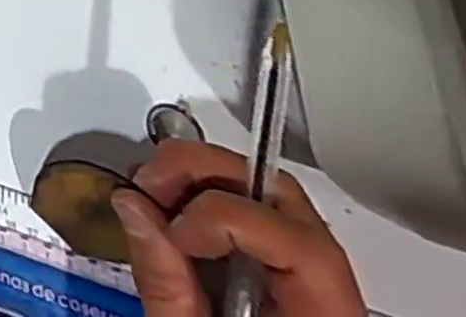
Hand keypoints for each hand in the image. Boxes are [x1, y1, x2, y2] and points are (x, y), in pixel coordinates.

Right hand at [110, 140, 364, 316]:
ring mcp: (312, 276)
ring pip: (261, 189)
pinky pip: (247, 207)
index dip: (226, 217)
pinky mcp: (280, 269)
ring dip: (197, 178)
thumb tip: (132, 204)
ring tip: (153, 198)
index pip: (298, 244)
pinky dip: (200, 196)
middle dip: (203, 172)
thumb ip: (165, 284)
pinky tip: (169, 215)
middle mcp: (332, 292)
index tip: (173, 231)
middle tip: (150, 185)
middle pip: (279, 195)